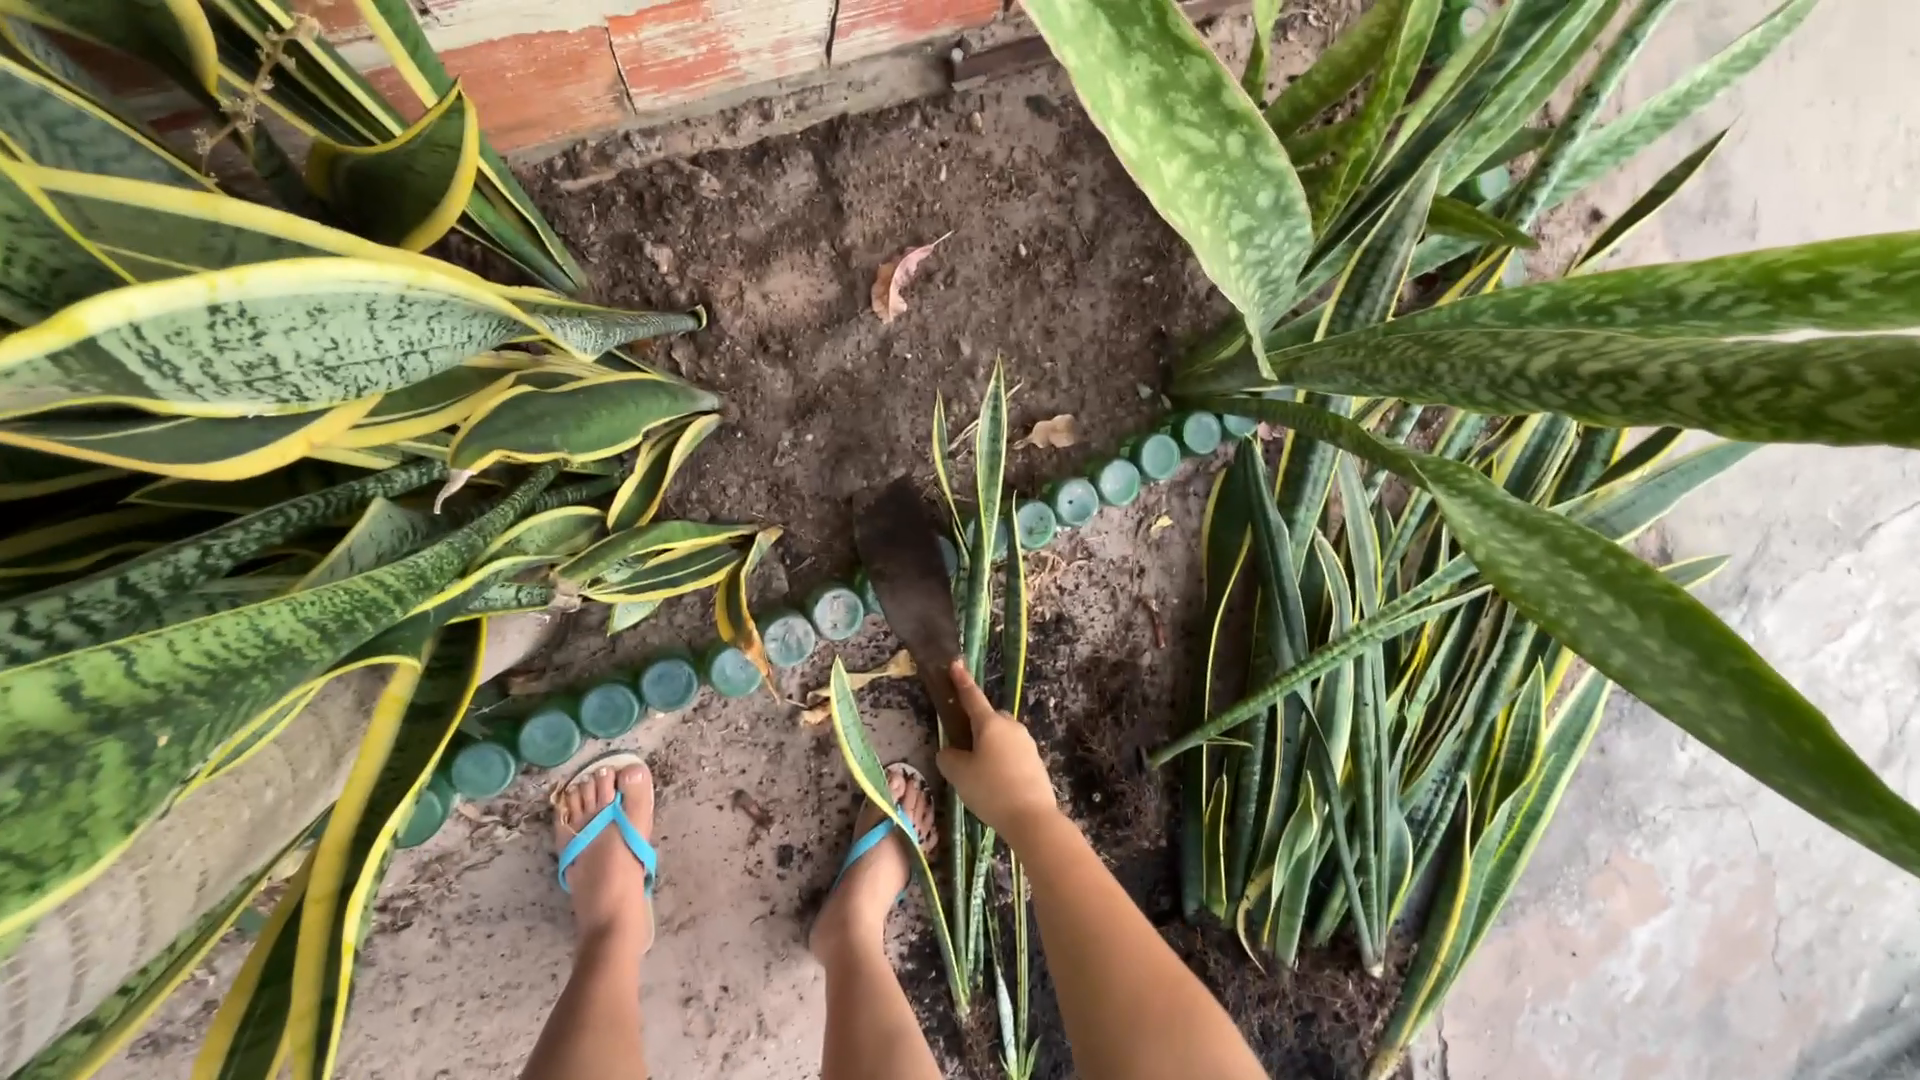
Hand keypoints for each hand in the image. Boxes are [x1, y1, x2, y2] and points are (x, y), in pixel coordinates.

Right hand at [936, 659, 1060, 840]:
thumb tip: (951, 752)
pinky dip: (1003, 762)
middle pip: (989, 719)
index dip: (962, 681)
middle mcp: (1011, 727)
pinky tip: (997, 785)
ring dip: (990, 748)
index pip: (972, 696)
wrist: (1032, 817)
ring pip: (1002, 737)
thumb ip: (949, 758)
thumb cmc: (990, 790)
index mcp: (990, 723)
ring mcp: (1027, 743)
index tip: (956, 663)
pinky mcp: (1036, 761)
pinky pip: (1013, 753)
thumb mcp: (959, 774)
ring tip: (980, 776)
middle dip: (977, 729)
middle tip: (964, 753)